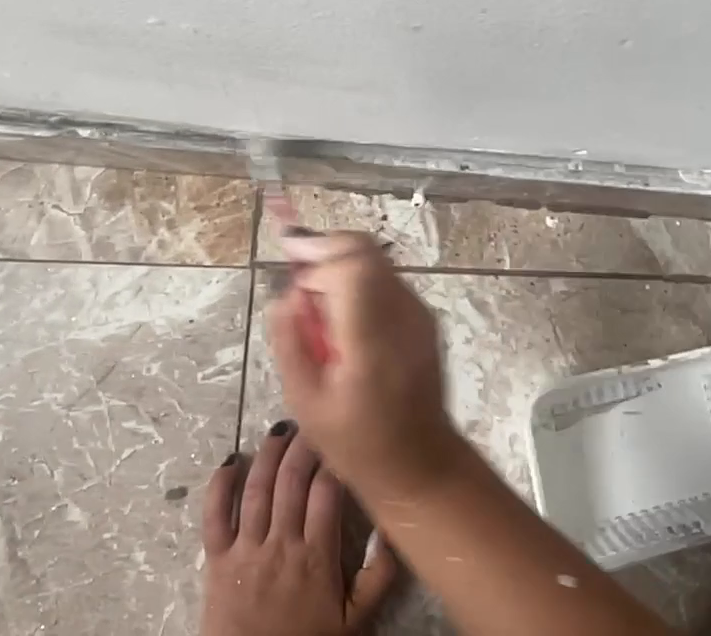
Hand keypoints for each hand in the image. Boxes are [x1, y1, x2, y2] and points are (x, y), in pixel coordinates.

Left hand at [201, 423, 397, 635]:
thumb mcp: (356, 620)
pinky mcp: (216, 560)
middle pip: (293, 480)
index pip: (327, 491)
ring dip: (270, 453)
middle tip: (315, 422)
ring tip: (282, 429)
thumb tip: (389, 527)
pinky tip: (232, 460)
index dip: (335, 460)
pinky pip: (214, 516)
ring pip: (258, 488)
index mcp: (317, 555)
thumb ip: (380, 575)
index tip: (344, 439)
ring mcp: (246, 549)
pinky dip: (220, 485)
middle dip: (305, 445)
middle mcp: (281, 543)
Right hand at [268, 231, 464, 499]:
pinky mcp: (424, 319)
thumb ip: (292, 343)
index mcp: (372, 339)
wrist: (421, 463)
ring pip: (377, 263)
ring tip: (311, 286)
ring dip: (341, 263)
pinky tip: (336, 304)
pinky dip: (358, 279)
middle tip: (294, 258)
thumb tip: (286, 296)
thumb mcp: (307, 403)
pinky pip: (387, 281)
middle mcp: (402, 316)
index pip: (351, 268)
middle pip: (366, 253)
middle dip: (326, 248)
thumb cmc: (358, 444)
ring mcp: (419, 315)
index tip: (290, 261)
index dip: (317, 255)